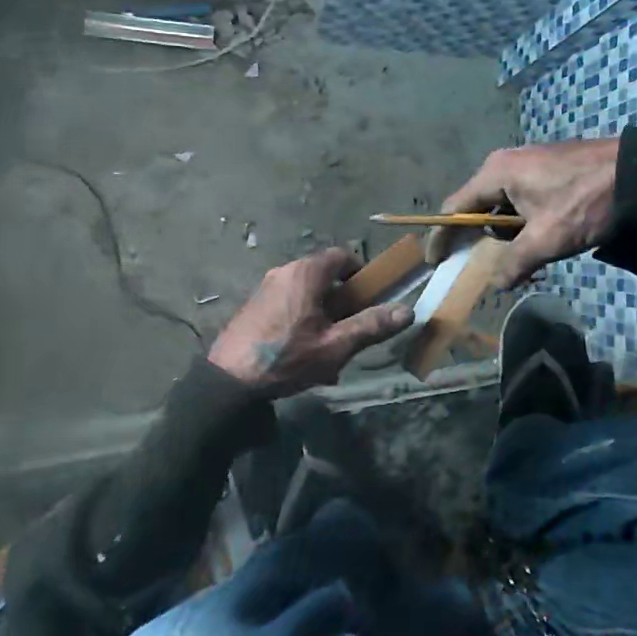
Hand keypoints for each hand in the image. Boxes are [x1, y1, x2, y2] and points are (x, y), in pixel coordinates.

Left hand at [209, 248, 413, 395]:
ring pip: (307, 294)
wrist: (229, 380)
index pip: (341, 256)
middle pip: (324, 276)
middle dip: (344, 302)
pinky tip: (306, 356)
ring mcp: (265, 288)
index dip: (361, 272)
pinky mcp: (254, 307)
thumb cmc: (287, 357)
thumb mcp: (335, 346)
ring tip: (331, 351)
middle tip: (354, 330)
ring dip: (324, 317)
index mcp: (305, 273)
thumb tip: (407, 310)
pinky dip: (303, 322)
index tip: (372, 296)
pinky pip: (288, 305)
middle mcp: (284, 272)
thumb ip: (371, 326)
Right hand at [442, 138, 619, 287]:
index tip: (435, 262)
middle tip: (479, 269)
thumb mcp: (548, 239)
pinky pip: (522, 201)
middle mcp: (506, 164)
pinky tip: (538, 245)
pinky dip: (523, 225)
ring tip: (518, 263)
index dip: (442, 237)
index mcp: (496, 173)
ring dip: (505, 237)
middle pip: (477, 208)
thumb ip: (515, 262)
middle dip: (478, 241)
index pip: (454, 209)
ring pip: (502, 207)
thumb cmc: (586, 202)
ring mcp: (529, 165)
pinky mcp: (550, 170)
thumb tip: (497, 284)